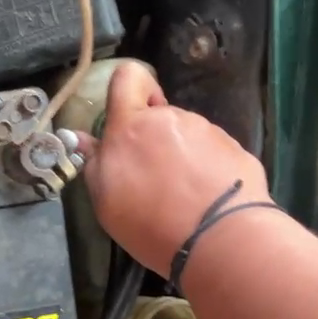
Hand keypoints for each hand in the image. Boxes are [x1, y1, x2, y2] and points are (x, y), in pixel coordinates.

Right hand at [72, 60, 271, 273]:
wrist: (219, 240)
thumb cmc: (149, 223)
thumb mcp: (105, 201)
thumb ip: (94, 163)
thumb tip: (83, 139)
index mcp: (131, 127)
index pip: (127, 78)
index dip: (126, 91)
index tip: (126, 119)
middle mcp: (169, 119)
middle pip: (155, 115)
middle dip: (149, 137)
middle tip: (147, 177)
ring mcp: (206, 131)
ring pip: (183, 134)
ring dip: (176, 154)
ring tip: (179, 194)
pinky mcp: (234, 147)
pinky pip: (209, 151)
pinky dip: (202, 168)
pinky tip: (202, 198)